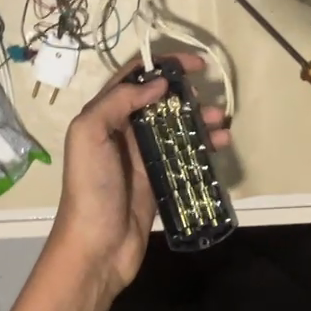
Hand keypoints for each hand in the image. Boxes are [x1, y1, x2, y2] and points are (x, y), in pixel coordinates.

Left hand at [48, 54, 230, 297]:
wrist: (97, 247)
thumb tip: (158, 84)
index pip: (134, 77)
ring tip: (221, 119)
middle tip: (208, 92)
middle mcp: (124, 130)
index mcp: (104, 114)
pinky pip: (185, 153)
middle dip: (185, 92)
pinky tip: (221, 143)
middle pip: (159, 100)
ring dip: (199, 117)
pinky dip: (204, 144)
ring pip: (176, 126)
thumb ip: (117, 101)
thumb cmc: (91, 186)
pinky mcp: (160, 179)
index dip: (161, 65)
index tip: (191, 63)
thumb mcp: (89, 134)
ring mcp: (144, 155)